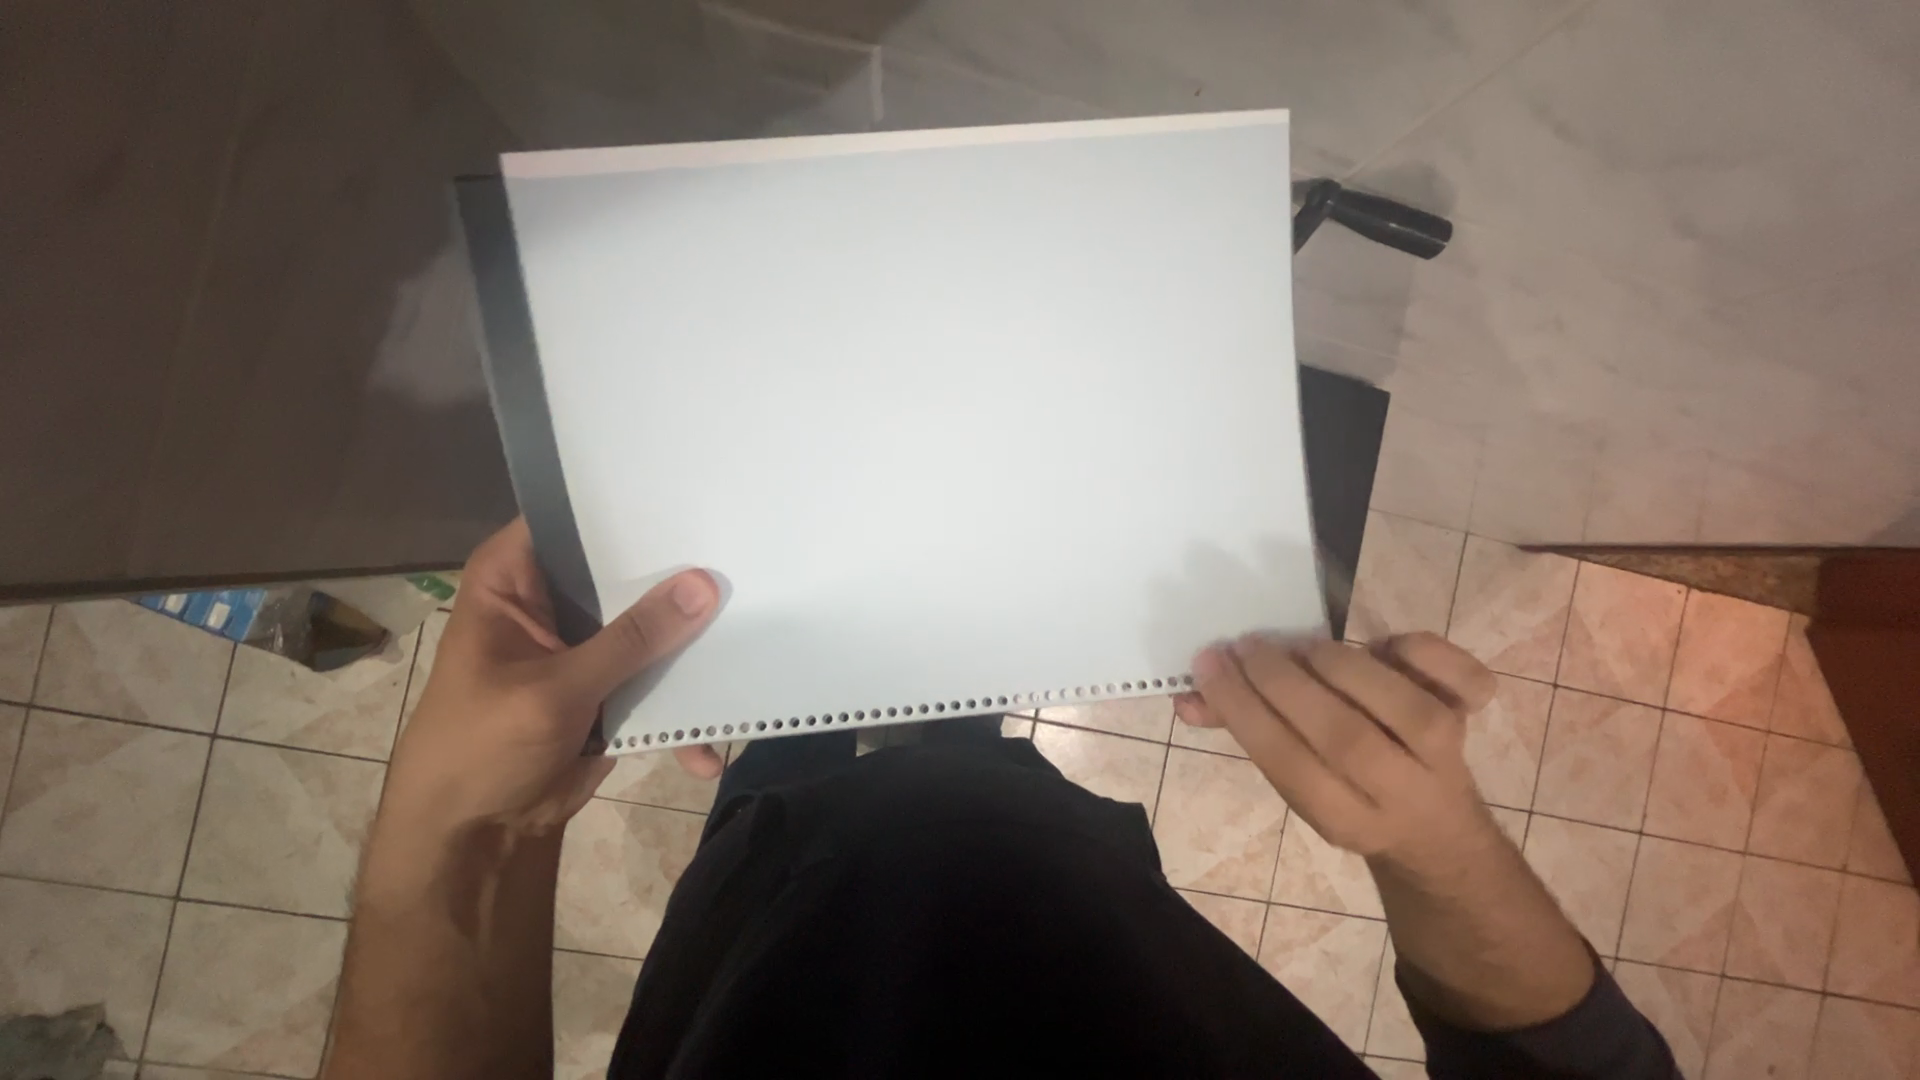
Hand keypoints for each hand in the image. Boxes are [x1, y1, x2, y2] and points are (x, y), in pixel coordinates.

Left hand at [382, 519, 722, 839]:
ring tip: (756, 633)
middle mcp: (556, 598)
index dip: (629, 506)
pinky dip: (685, 705)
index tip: (695, 496)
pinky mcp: (616, 682)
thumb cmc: (481, 747)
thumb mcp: (555, 689)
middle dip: (679, 571)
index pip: (575, 517)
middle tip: (744, 554)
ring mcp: (589, 642)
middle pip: (626, 568)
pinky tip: (710, 746)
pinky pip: (662, 673)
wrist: (477, 836)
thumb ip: (632, 638)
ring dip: (692, 637)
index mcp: (516, 578)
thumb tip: (705, 584)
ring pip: (653, 620)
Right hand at [1176, 633, 1498, 874]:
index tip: (1209, 665)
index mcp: (1344, 818)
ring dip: (1340, 666)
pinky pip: (1466, 681)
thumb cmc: (1343, 794)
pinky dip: (1422, 651)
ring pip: (1403, 707)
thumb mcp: (1292, 782)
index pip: (1287, 761)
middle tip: (1245, 646)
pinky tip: (1382, 644)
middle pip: (1343, 735)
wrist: (1434, 832)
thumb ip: (1243, 732)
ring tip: (1298, 645)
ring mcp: (1448, 756)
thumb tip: (1186, 697)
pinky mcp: (1474, 719)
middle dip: (1282, 682)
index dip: (1243, 708)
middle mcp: (1401, 792)